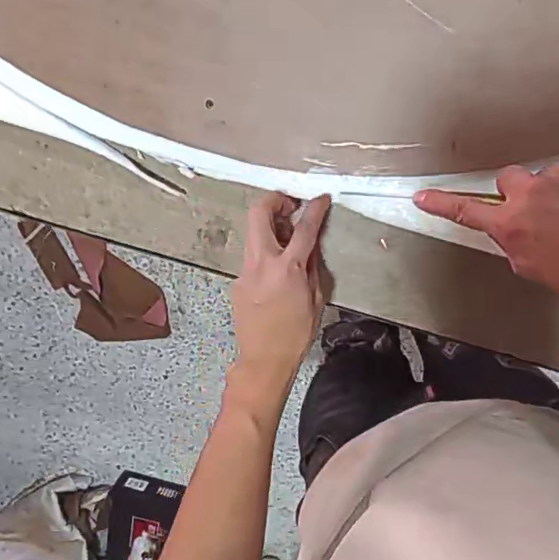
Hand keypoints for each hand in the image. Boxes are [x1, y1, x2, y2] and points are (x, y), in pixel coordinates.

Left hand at [230, 193, 330, 403]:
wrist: (264, 359)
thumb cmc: (294, 336)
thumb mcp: (316, 299)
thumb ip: (313, 266)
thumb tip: (312, 245)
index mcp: (287, 269)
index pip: (304, 227)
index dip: (314, 208)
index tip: (320, 200)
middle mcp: (262, 265)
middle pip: (259, 213)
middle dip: (275, 202)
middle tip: (291, 208)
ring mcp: (245, 273)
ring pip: (253, 234)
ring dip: (270, 228)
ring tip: (288, 241)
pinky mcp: (238, 283)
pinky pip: (252, 258)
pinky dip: (265, 254)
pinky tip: (277, 271)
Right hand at [414, 153, 558, 316]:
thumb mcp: (533, 267)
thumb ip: (511, 241)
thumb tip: (510, 230)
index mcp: (512, 225)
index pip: (465, 211)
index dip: (441, 204)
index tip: (424, 196)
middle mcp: (532, 195)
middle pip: (508, 180)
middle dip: (517, 193)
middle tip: (538, 213)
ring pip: (545, 176)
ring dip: (555, 191)